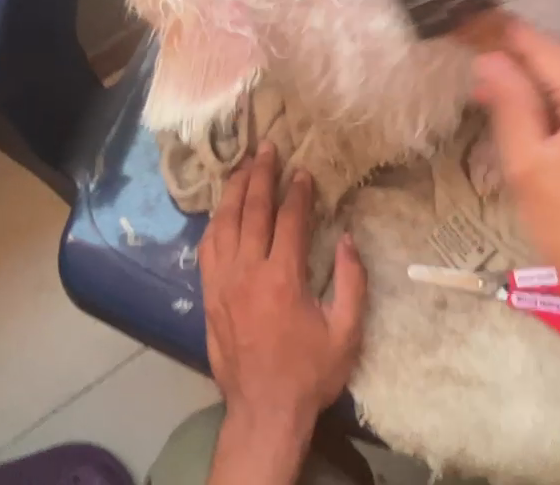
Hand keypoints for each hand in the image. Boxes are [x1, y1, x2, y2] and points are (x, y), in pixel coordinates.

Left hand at [200, 143, 366, 481]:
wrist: (263, 411)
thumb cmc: (309, 373)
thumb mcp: (347, 333)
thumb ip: (351, 281)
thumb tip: (346, 237)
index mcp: (283, 278)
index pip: (289, 219)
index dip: (297, 191)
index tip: (303, 170)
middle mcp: (248, 271)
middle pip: (252, 210)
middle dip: (261, 175)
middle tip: (267, 148)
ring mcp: (222, 281)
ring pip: (224, 223)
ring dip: (234, 190)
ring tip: (243, 166)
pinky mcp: (208, 294)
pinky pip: (207, 246)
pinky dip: (215, 221)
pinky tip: (221, 208)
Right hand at [470, 20, 559, 328]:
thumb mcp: (528, 166)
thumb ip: (509, 102)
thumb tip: (488, 57)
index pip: (539, 44)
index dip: (495, 31)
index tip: (459, 22)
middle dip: (515, 59)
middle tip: (469, 66)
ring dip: (536, 79)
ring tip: (491, 91)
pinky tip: (532, 111)